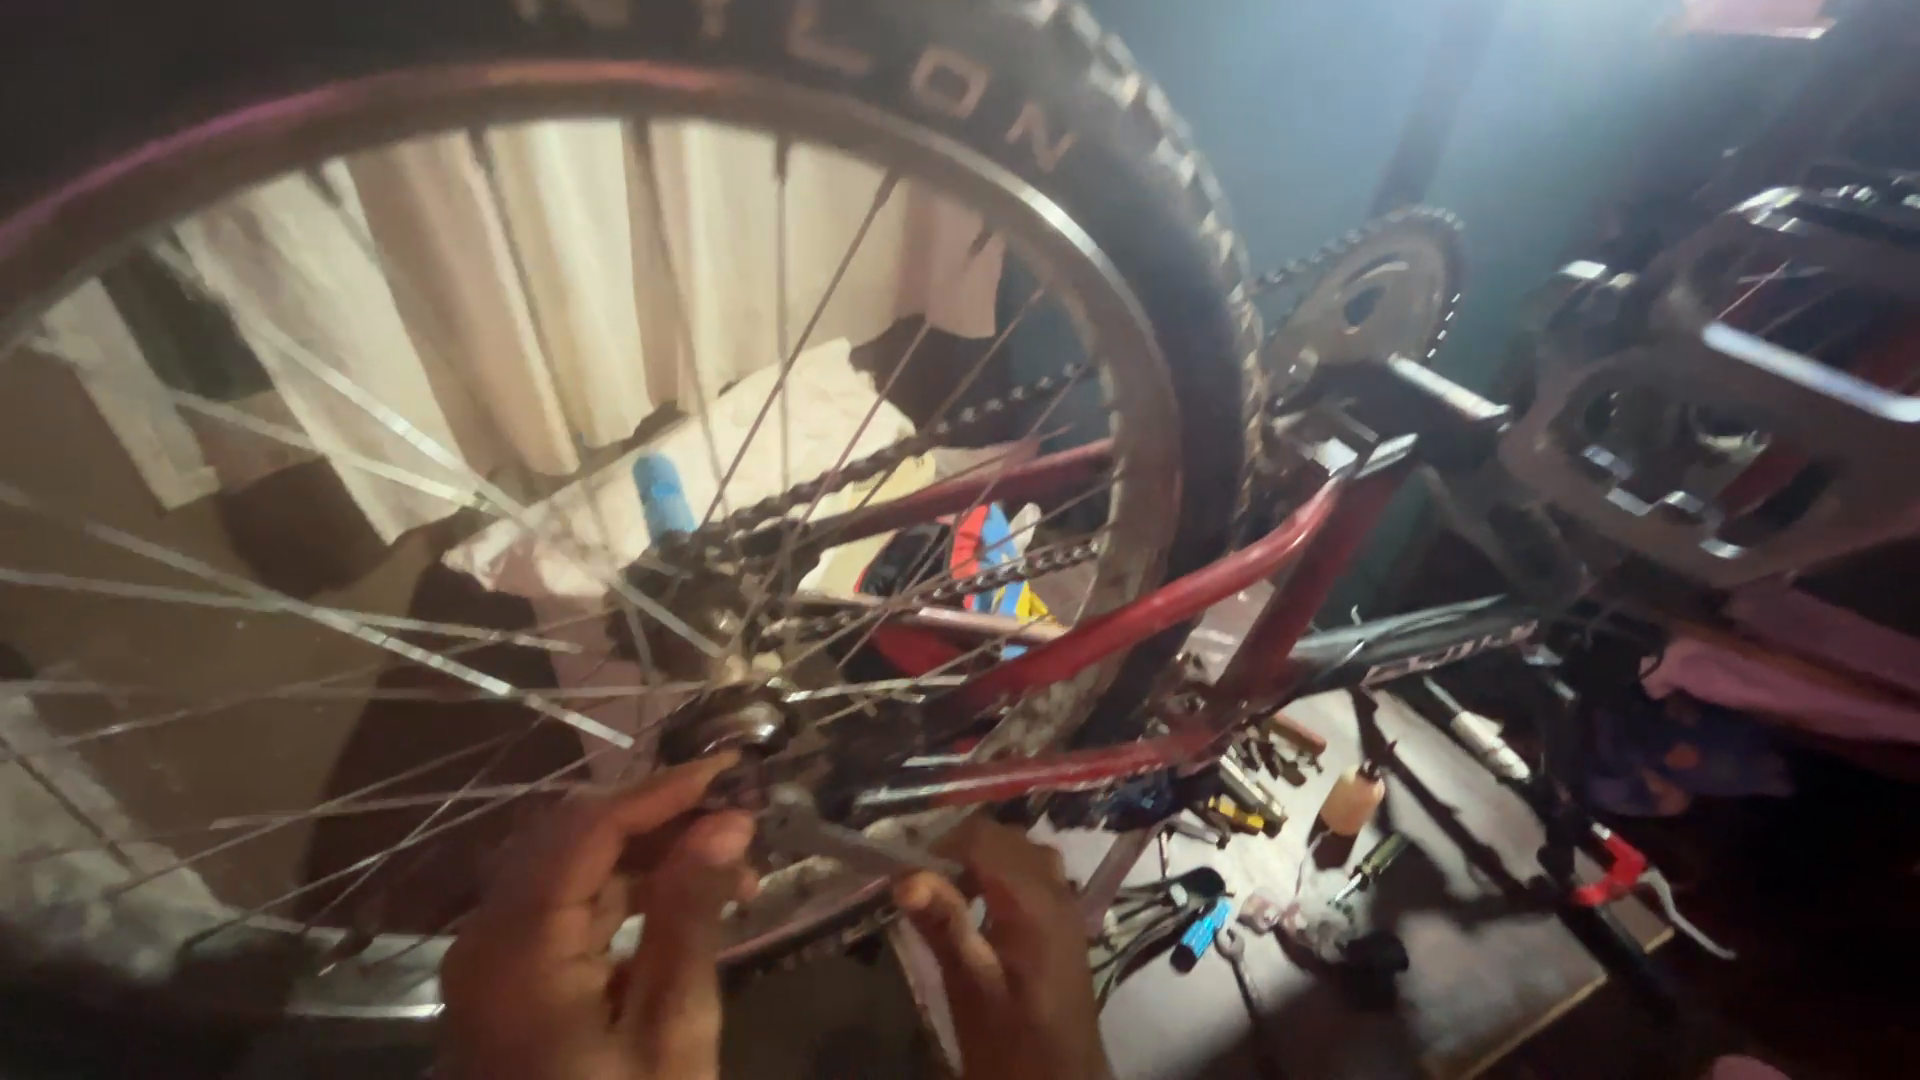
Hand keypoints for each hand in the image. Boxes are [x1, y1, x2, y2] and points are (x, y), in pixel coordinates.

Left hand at [439, 754, 756, 1079]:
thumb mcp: (672, 1031)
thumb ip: (692, 913)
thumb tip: (728, 819)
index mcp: (517, 953)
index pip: (590, 829)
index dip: (663, 789)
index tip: (732, 770)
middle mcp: (489, 939)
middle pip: (574, 834)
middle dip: (661, 813)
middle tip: (739, 812)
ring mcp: (493, 959)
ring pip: (573, 862)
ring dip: (652, 849)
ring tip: (733, 859)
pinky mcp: (511, 977)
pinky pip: (571, 902)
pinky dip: (631, 886)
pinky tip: (690, 894)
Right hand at [893, 818, 1110, 1079]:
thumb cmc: (1011, 1043)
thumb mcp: (968, 988)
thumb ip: (942, 924)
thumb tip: (905, 876)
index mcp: (1032, 903)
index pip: (983, 838)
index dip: (942, 845)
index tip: (910, 874)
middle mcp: (1056, 889)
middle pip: (1004, 837)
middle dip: (961, 849)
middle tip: (927, 884)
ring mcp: (1067, 901)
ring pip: (1021, 849)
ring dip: (985, 857)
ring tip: (954, 892)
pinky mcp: (1067, 917)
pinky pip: (1037, 869)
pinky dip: (1007, 870)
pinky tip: (985, 905)